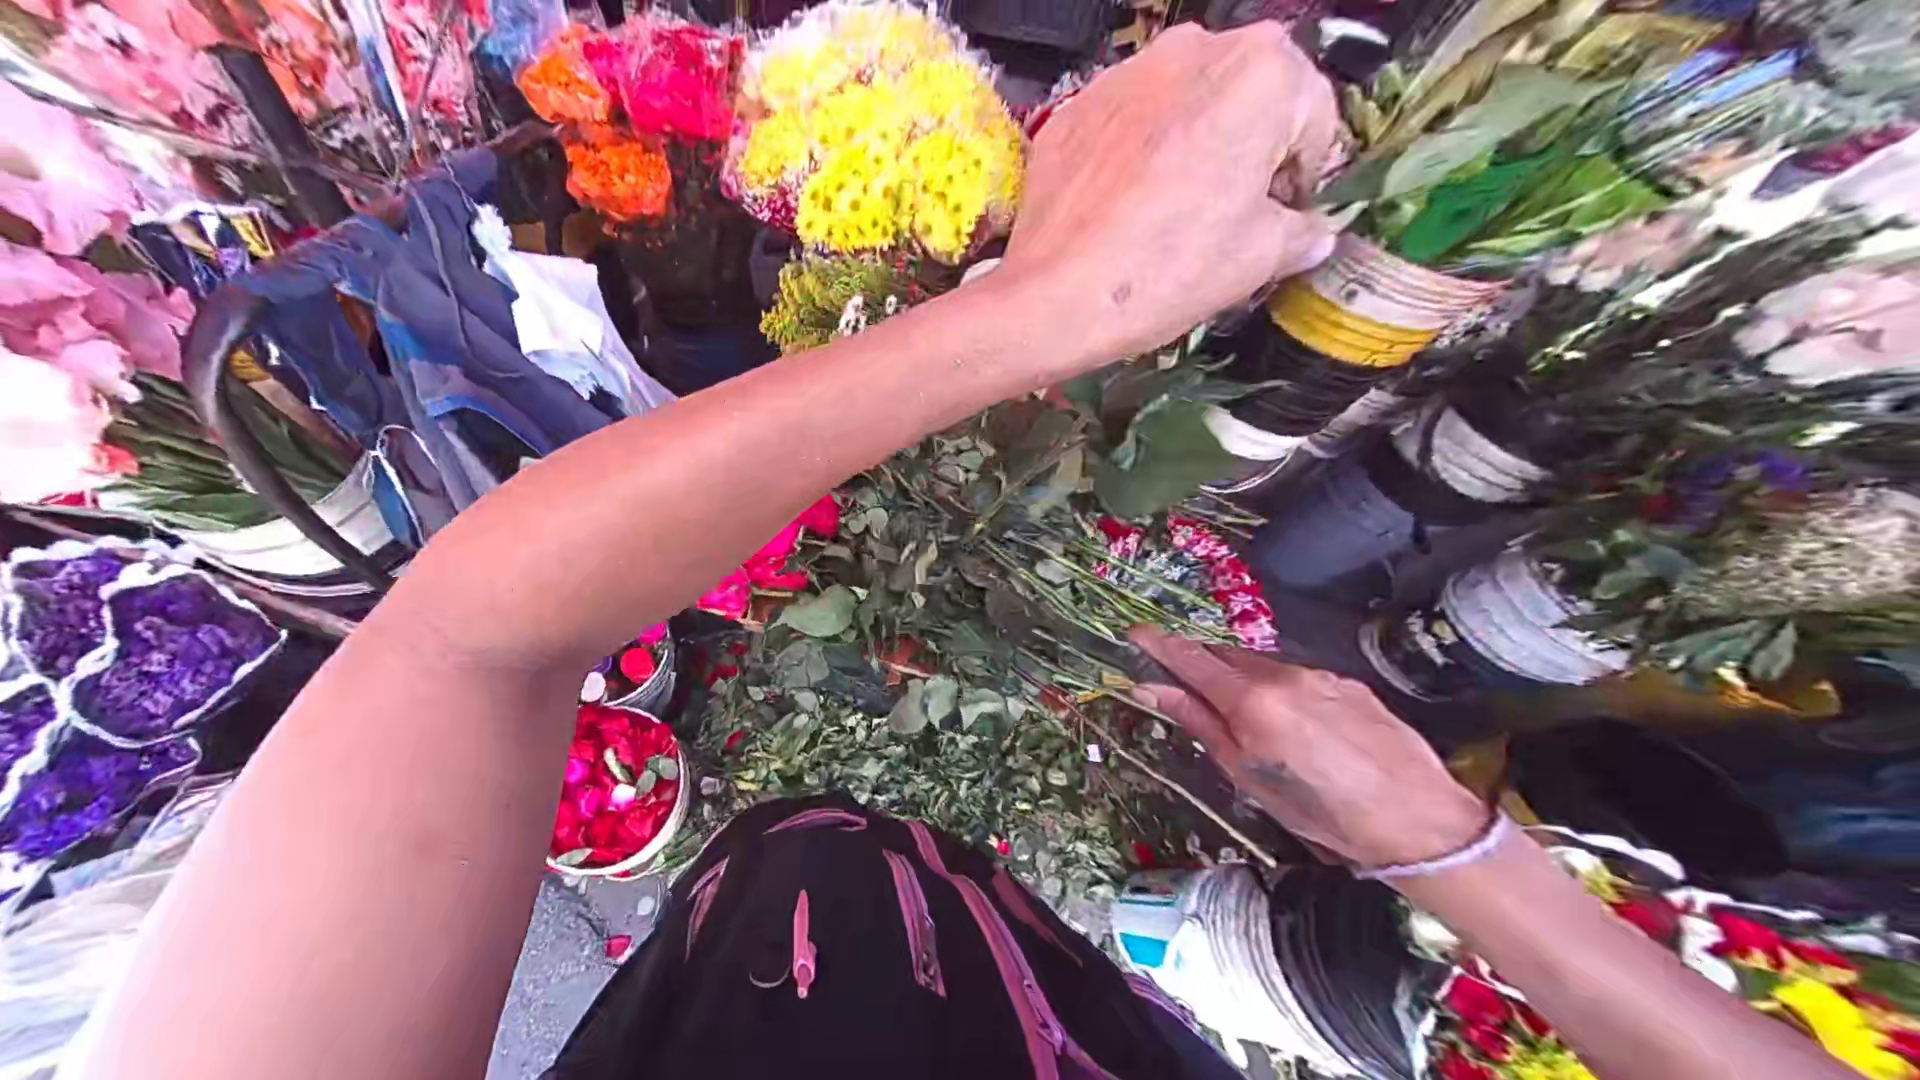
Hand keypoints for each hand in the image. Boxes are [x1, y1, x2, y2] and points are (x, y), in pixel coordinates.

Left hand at [999, 22, 1339, 366]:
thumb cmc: (1168, 271)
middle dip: (1248, 152)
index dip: (1302, 176)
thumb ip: (1299, 233)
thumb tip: (1316, 233)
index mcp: (1262, 70)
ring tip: (1171, 213)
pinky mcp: (1074, 109)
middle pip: (1246, 99)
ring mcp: (1124, 74)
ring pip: (1183, 106)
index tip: (1284, 218)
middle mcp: (1194, 48)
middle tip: (1229, 216)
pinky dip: (1136, 156)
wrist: (1054, 298)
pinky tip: (1124, 208)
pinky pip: (1126, 125)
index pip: (1312, 118)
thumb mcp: (1254, 259)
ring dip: (1192, 147)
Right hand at [1129, 626, 1488, 869]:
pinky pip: (1297, 676)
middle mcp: (1281, 673)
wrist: (1418, 821)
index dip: (1158, 643)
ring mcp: (1318, 673)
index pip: (1190, 658)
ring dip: (1243, 681)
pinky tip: (1299, 727)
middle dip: (1203, 667)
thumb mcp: (1245, 772)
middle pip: (1224, 656)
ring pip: (1261, 665)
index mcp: (1250, 699)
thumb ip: (1198, 721)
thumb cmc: (1318, 810)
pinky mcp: (1347, 681)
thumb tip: (1150, 687)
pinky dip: (1280, 690)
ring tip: (1254, 723)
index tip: (1135, 633)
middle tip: (1193, 694)